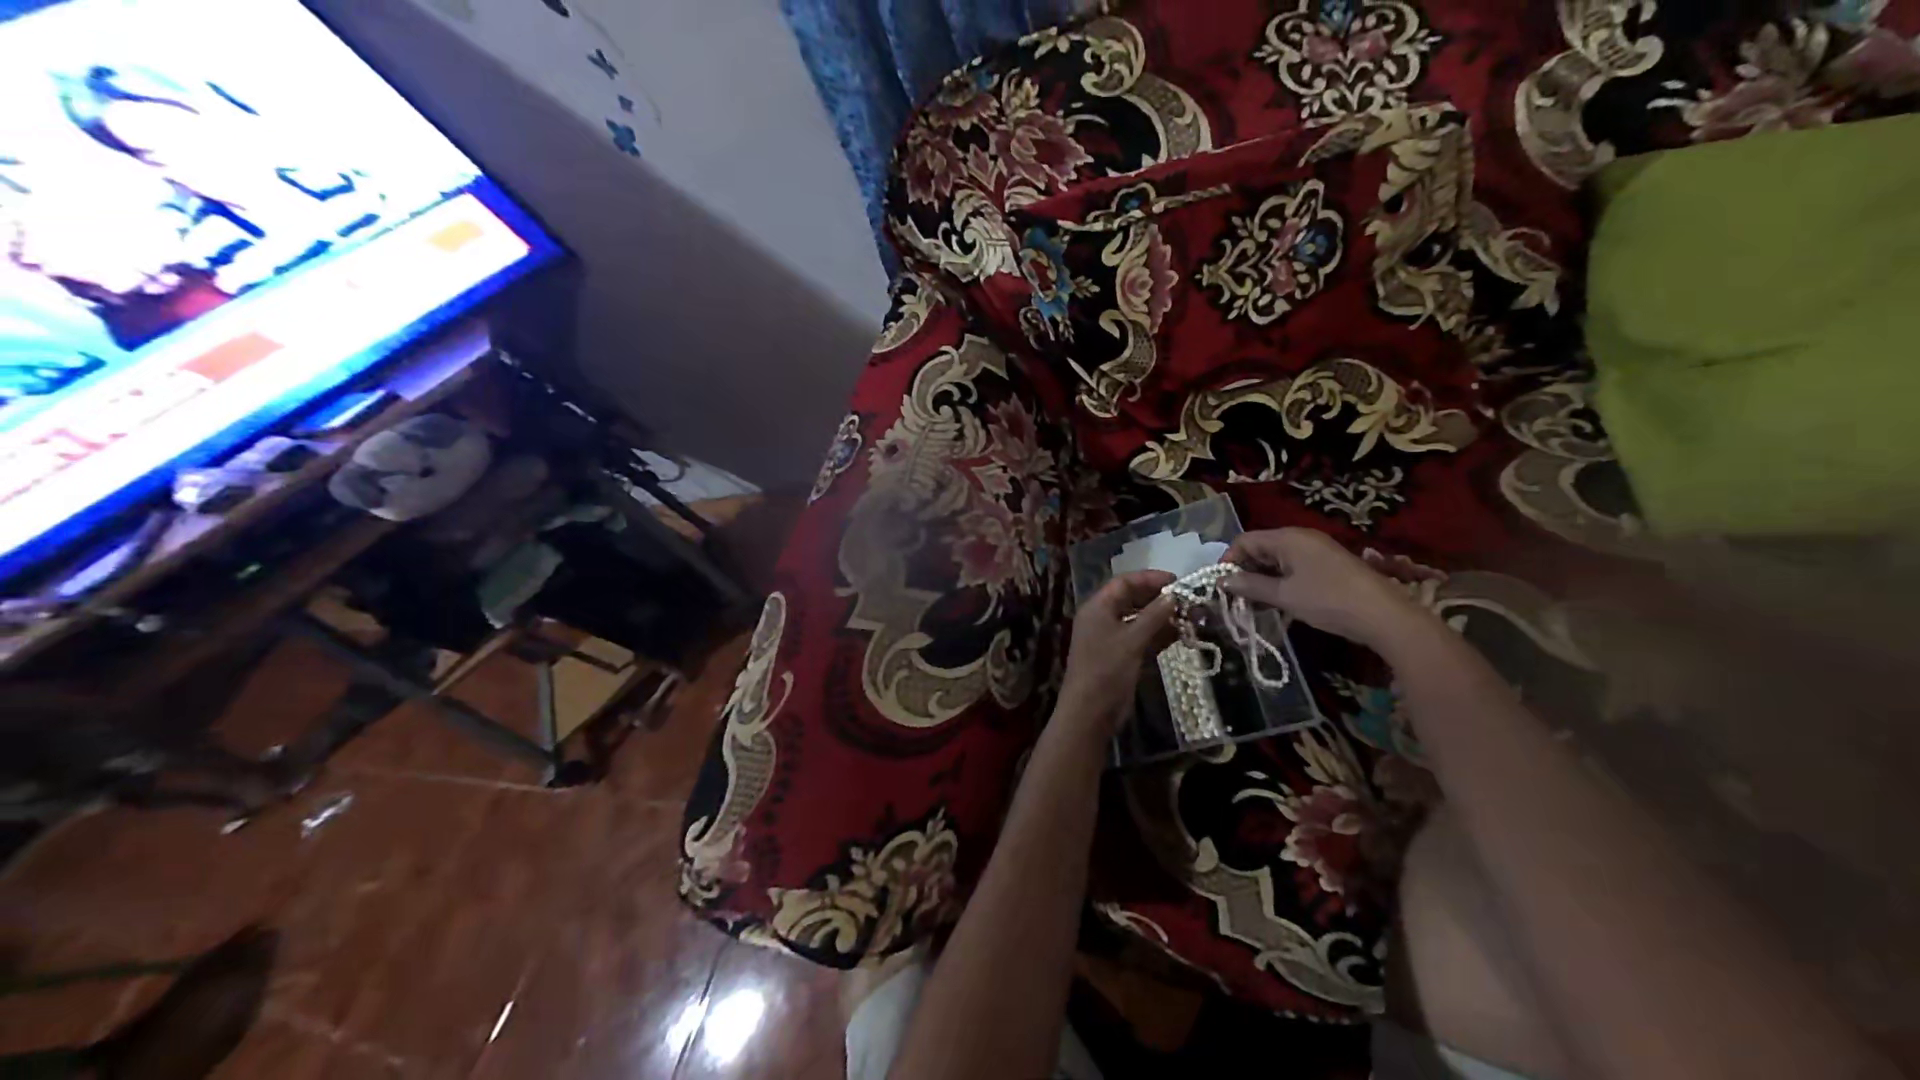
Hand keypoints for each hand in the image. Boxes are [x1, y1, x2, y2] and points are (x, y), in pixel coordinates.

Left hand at [1055, 571, 1176, 736]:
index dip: (1150, 578)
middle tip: (1187, 600)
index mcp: (1097, 607)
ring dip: (1162, 618)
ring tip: (1190, 617)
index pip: (1124, 582)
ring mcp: (1111, 638)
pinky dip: (1158, 635)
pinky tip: (1181, 635)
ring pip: (1139, 620)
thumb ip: (1154, 616)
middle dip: (1159, 598)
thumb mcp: (1132, 640)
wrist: (1090, 712)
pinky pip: (1141, 638)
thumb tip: (1175, 596)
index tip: (1177, 581)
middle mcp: (1103, 618)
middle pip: (1132, 599)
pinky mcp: (1120, 655)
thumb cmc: (1107, 670)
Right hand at [1222, 528, 1439, 654]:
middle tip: (1237, 597)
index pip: (1245, 540)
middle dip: (1245, 570)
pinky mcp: (1328, 564)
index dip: (1229, 560)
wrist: (1384, 616)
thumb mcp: (1284, 596)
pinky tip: (1280, 601)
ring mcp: (1317, 550)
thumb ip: (1250, 585)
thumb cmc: (1328, 601)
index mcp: (1287, 538)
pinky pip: (1295, 566)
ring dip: (1263, 578)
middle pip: (1261, 547)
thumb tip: (1222, 580)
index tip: (1222, 585)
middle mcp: (1301, 537)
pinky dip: (1282, 580)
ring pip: (1278, 559)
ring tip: (1256, 603)